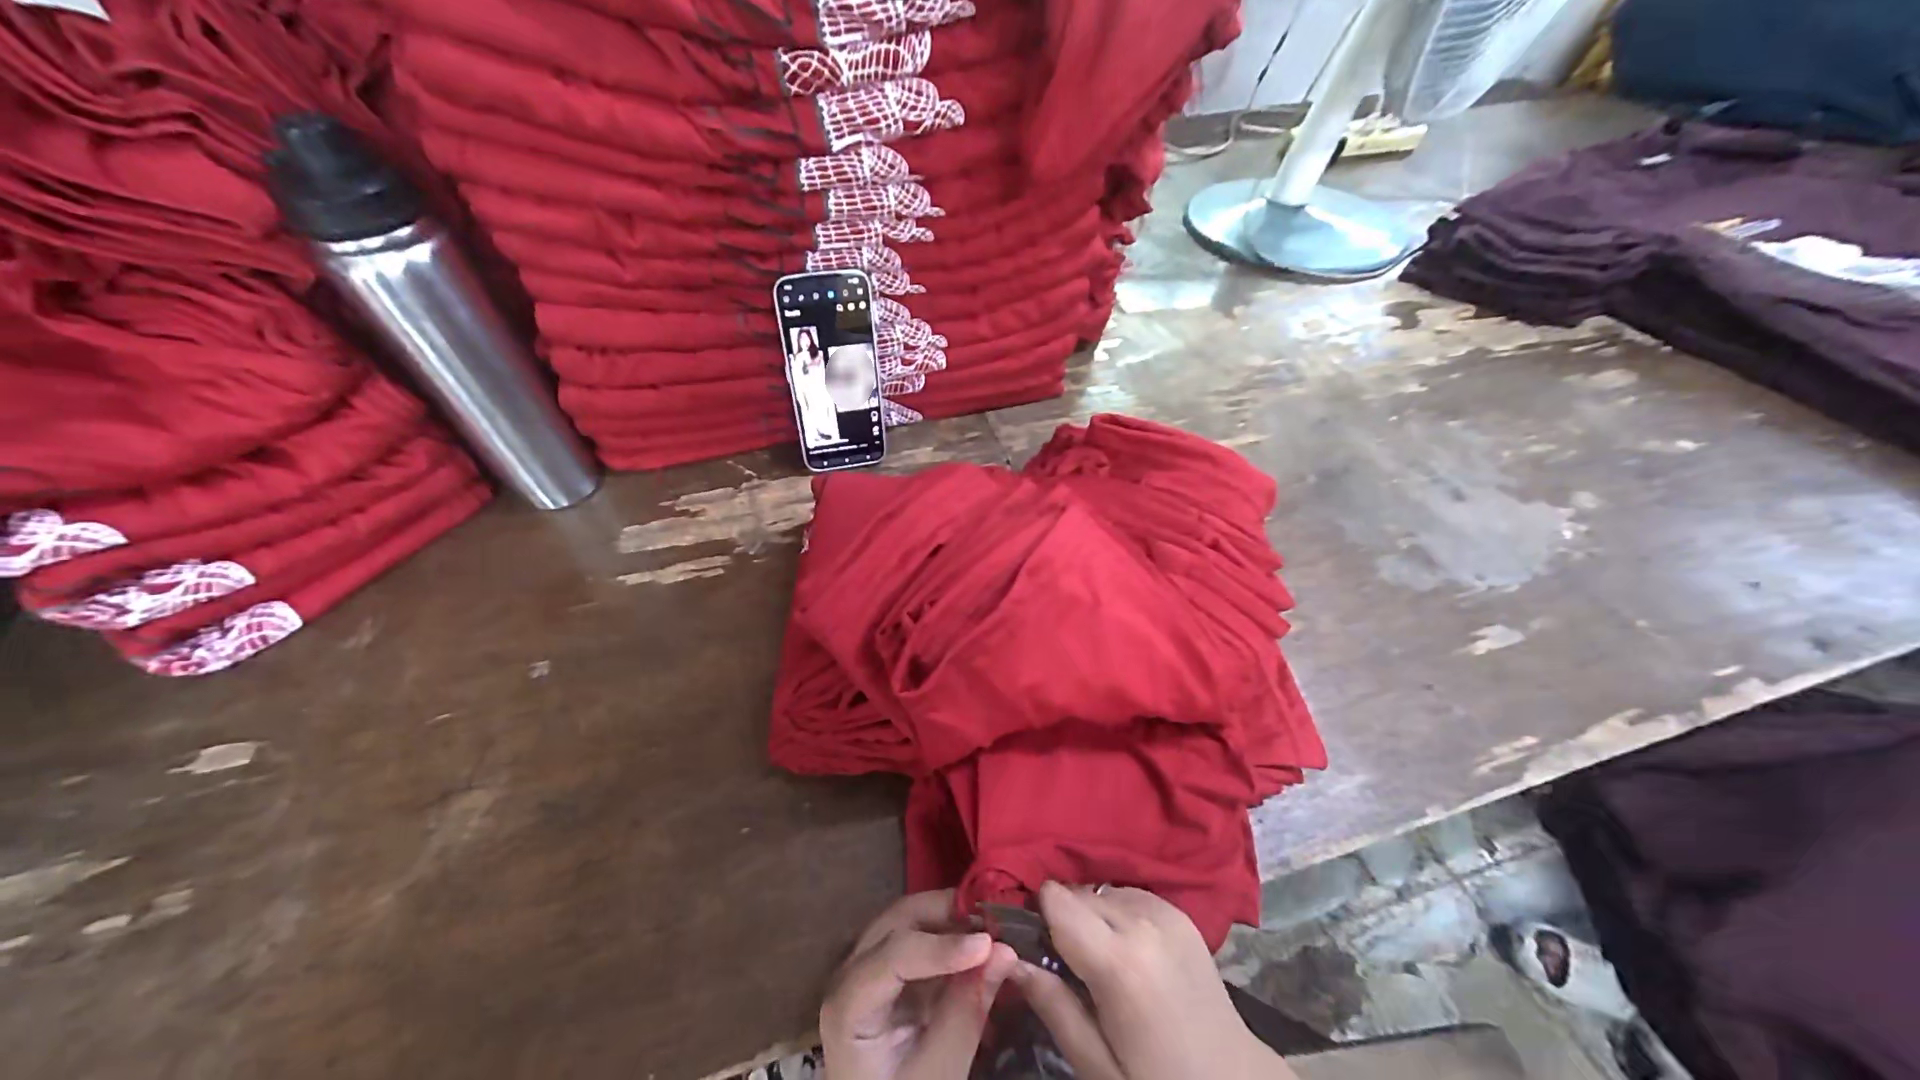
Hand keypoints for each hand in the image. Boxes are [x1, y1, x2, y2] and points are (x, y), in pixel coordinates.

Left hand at [821, 890, 1019, 1079]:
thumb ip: (966, 1012)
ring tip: (991, 929)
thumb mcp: (936, 1072)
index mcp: (846, 1006)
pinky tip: (976, 944)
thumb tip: (1005, 952)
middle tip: (995, 922)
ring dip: (950, 918)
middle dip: (947, 913)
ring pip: (906, 920)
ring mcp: (863, 968)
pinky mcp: (883, 973)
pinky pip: (915, 938)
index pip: (893, 955)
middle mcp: (847, 973)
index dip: (942, 945)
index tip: (989, 944)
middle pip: (897, 921)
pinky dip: (947, 935)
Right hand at [1011, 882, 1294, 1079]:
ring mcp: (1165, 912)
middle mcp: (1142, 921)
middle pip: (1077, 893)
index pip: (1056, 898)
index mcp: (1119, 961)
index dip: (1038, 915)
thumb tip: (1011, 961)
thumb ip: (1054, 1006)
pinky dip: (1117, 913)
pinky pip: (1128, 895)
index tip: (1034, 943)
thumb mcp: (1098, 1065)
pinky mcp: (1180, 913)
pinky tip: (1127, 950)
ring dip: (1091, 915)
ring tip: (1099, 959)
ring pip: (1101, 891)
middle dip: (1063, 918)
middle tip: (1066, 963)